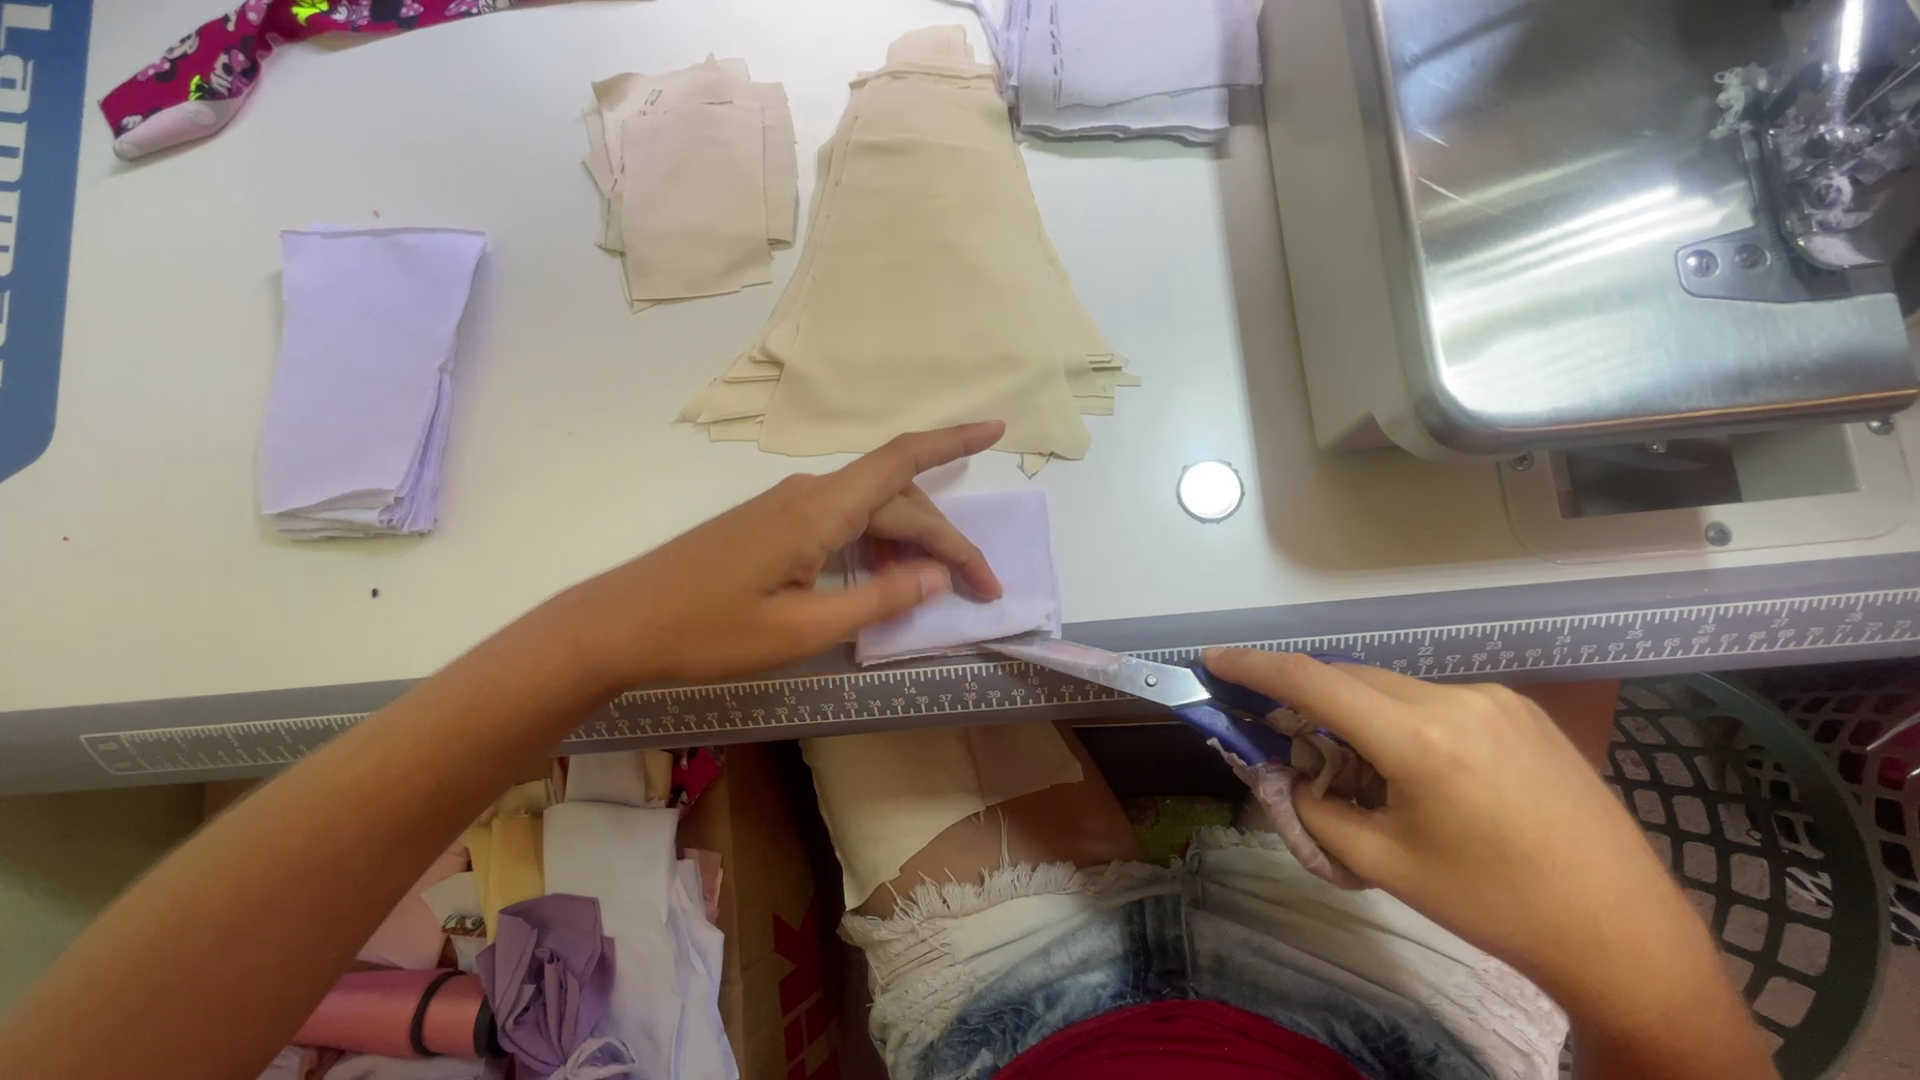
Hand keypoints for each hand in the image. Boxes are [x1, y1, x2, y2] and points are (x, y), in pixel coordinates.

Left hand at [564, 422, 1005, 685]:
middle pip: (895, 497)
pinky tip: (881, 575)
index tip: (997, 430)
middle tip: (979, 588)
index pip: (902, 461)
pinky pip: (842, 521)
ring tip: (935, 586)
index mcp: (820, 510)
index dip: (953, 441)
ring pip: (869, 509)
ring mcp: (786, 505)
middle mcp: (808, 494)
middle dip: (945, 538)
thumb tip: (936, 576)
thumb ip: (877, 600)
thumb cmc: (708, 631)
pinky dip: (875, 543)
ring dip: (910, 541)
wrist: (619, 623)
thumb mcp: (803, 629)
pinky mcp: (772, 523)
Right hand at [1200, 651, 1763, 1056]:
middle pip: (1351, 680)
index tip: (1214, 659)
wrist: (1622, 932)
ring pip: (1393, 689)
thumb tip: (1284, 769)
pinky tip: (1417, 771)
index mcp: (1419, 740)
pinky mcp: (1522, 710)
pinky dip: (1400, 721)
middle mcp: (1457, 700)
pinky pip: (1434, 701)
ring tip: (1359, 772)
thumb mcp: (1382, 864)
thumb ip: (1313, 807)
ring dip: (1356, 714)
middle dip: (1305, 700)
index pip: (1314, 682)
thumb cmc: (1492, 906)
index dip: (1255, 667)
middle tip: (1278, 735)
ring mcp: (1496, 700)